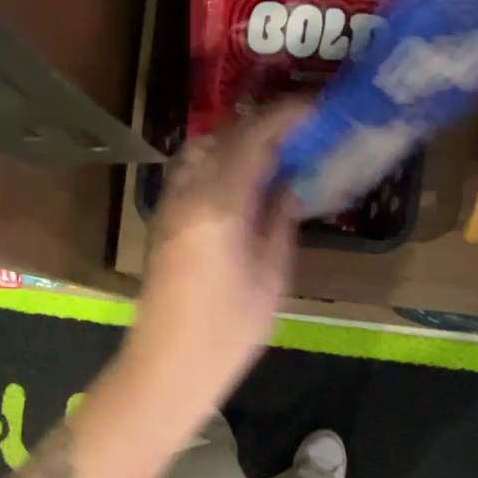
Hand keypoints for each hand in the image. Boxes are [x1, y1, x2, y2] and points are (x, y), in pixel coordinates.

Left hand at [123, 103, 308, 415]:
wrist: (167, 367)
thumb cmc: (227, 332)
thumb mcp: (270, 277)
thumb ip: (280, 221)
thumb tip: (290, 185)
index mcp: (220, 204)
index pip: (254, 138)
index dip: (287, 117)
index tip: (316, 109)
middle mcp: (188, 194)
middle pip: (223, 135)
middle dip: (262, 124)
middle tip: (300, 131)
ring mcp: (168, 206)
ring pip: (201, 150)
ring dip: (235, 140)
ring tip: (272, 154)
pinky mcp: (161, 223)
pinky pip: (189, 173)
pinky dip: (217, 162)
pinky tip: (241, 182)